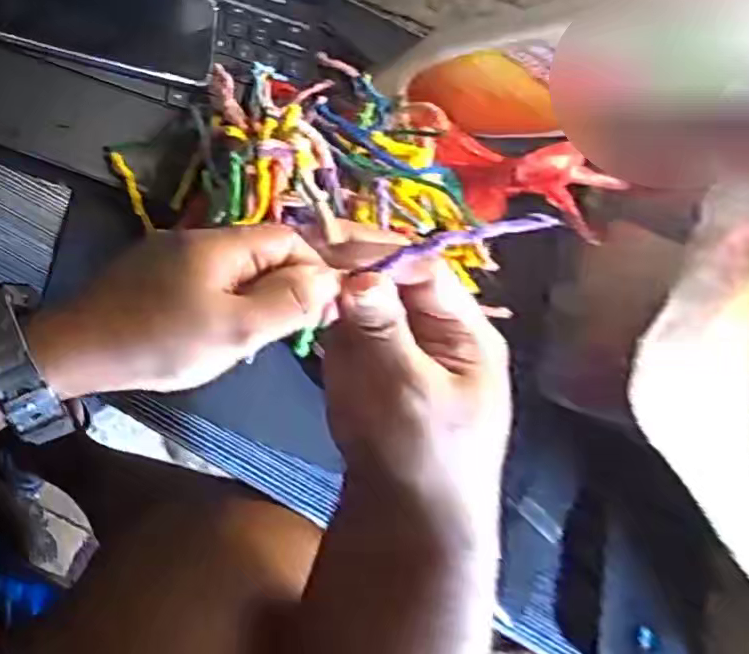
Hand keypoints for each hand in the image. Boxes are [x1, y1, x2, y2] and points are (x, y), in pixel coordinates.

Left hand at [30, 226, 339, 396]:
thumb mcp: (238, 328)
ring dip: (247, 298)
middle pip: (255, 250)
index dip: (312, 268)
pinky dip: (216, 300)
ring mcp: (162, 253)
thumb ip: (289, 300)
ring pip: (227, 268)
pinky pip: (197, 278)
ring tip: (244, 337)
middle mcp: (187, 238)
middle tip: (280, 331)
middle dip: (279, 286)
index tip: (320, 310)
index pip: (284, 236)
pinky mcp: (145, 272)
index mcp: (212, 243)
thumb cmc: (162, 340)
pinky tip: (207, 331)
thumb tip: (327, 276)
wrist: (83, 345)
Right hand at [316, 232, 511, 537]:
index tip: (324, 248)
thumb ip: (383, 330)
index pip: (422, 268)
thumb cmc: (418, 447)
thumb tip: (361, 277)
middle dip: (344, 256)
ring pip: (359, 284)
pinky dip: (316, 294)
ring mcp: (392, 331)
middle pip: (388, 270)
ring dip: (325, 272)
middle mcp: (429, 321)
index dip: (375, 253)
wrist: (402, 500)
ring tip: (285, 263)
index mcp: (462, 330)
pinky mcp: (361, 343)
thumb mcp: (405, 387)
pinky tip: (289, 287)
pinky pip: (338, 306)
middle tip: (295, 248)